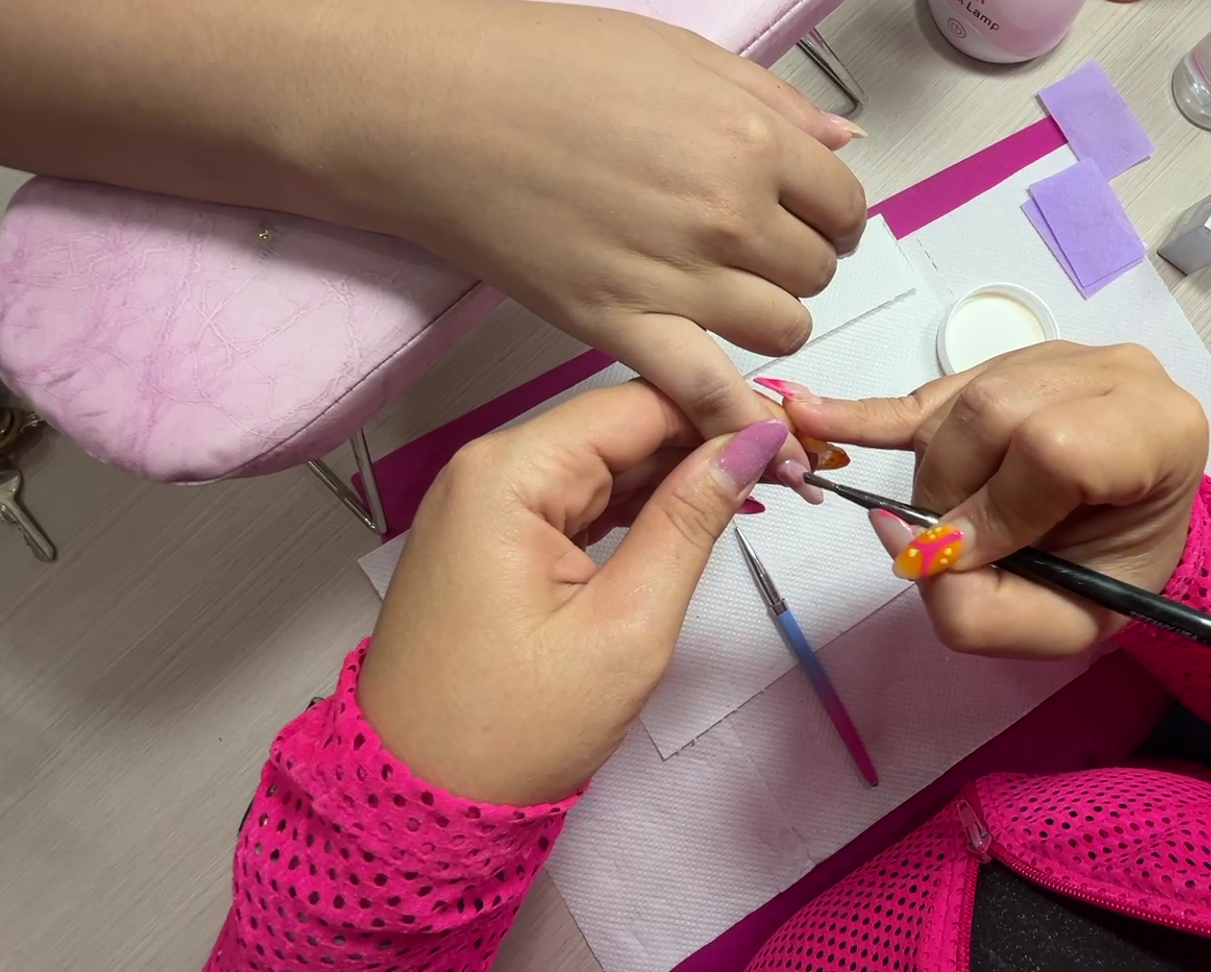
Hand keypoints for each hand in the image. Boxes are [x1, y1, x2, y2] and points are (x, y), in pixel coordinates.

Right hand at [327, 0, 866, 477]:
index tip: (812, 217)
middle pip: (816, 273)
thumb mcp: (682, 52)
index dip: (832, 215)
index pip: (843, 206)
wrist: (435, 111)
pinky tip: (763, 439)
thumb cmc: (546, 67)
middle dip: (798, 262)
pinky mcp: (624, 330)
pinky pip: (708, 393)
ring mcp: (680, 281)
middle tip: (759, 249)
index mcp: (751, 141)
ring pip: (783, 331)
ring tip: (734, 298)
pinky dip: (740, 420)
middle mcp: (729, 217)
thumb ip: (777, 103)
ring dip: (772, 319)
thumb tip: (845, 143)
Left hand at [355, 383, 786, 805]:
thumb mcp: (626, 623)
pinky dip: (644, 502)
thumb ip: (691, 519)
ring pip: (611, 459)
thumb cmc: (520, 726)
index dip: (722, 413)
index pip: (637, 406)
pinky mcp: (504, 529)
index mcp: (510, 472)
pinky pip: (587, 494)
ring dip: (682, 473)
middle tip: (791, 469)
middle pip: (623, 426)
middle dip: (708, 443)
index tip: (792, 441)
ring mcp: (494, 497)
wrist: (419, 804)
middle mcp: (493, 465)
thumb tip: (752, 441)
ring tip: (759, 488)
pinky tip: (699, 510)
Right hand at [777, 342, 1208, 657]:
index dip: (1000, 510)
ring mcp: (1050, 356)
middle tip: (959, 540)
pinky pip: (920, 393)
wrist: (1126, 528)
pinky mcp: (995, 364)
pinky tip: (807, 412)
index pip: (1053, 450)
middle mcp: (1110, 373)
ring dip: (932, 474)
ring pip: (951, 407)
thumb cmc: (1108, 574)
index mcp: (1157, 433)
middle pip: (988, 418)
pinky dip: (861, 414)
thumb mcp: (1068, 627)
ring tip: (955, 511)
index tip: (975, 552)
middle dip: (952, 495)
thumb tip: (899, 533)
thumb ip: (980, 611)